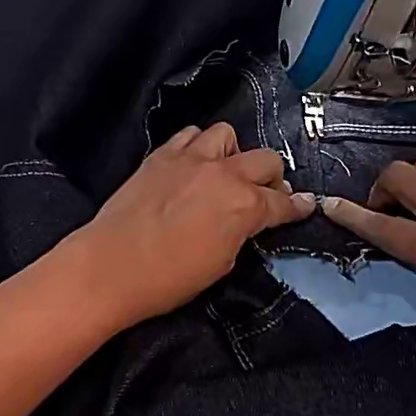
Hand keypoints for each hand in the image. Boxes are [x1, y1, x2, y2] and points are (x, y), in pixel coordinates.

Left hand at [70, 123, 313, 327]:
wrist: (110, 266)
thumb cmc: (168, 280)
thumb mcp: (221, 265)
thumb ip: (240, 234)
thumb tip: (244, 223)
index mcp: (244, 206)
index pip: (282, 203)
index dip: (297, 207)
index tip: (305, 205)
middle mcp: (224, 174)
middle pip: (266, 160)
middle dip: (273, 177)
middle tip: (265, 193)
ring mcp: (192, 158)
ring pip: (227, 135)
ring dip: (233, 153)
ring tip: (224, 171)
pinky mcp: (163, 155)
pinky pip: (190, 135)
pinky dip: (197, 146)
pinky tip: (192, 163)